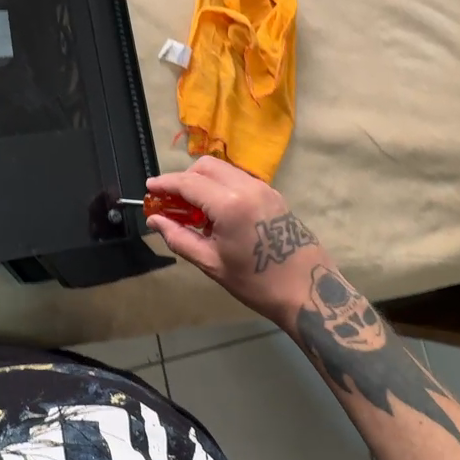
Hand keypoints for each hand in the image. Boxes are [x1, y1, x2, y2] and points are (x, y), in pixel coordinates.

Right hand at [145, 157, 331, 328]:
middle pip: (206, 166)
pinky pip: (240, 179)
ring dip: (203, 181)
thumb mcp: (212, 264)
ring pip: (224, 170)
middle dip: (184, 178)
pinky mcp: (274, 195)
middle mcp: (247, 187)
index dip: (165, 183)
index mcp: (230, 204)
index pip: (188, 182)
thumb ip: (179, 238)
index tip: (149, 188)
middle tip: (172, 202)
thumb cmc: (257, 284)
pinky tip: (218, 213)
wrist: (310, 293)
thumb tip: (154, 221)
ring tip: (194, 210)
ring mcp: (264, 188)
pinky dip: (222, 186)